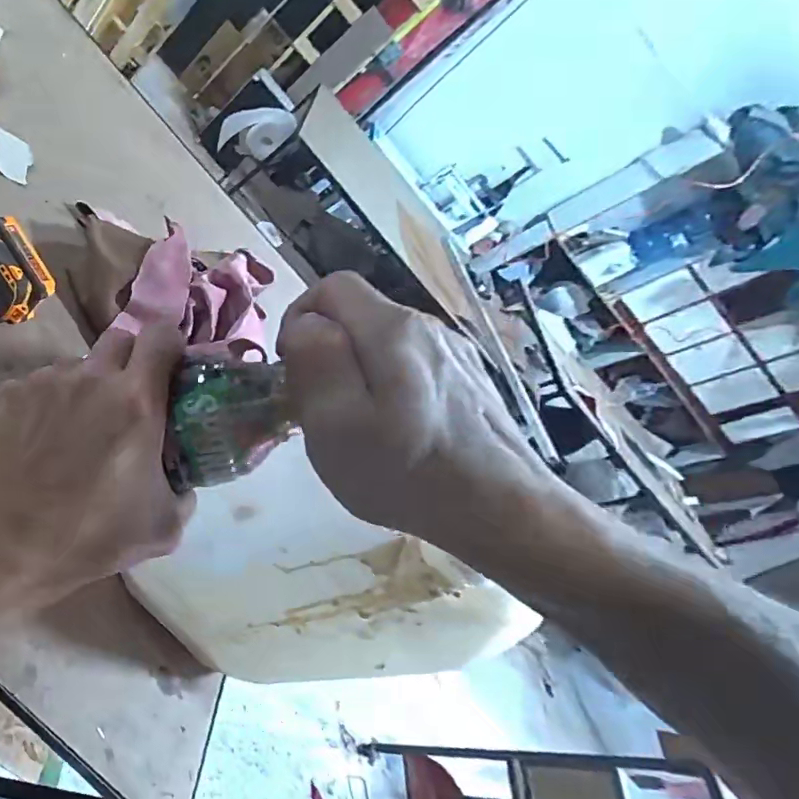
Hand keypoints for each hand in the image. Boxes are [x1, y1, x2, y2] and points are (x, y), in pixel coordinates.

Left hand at [0, 324, 196, 600]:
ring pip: (78, 364)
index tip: (170, 369)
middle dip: (131, 359)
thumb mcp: (164, 525)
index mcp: (136, 400)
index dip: (171, 346)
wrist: (11, 546)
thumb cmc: (93, 537)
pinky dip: (50, 401)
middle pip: (120, 339)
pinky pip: (41, 383)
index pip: (163, 335)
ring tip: (79, 427)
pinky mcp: (10, 394)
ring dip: (88, 384)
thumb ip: (183, 489)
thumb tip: (182, 476)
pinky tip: (43, 438)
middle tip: (129, 397)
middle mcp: (91, 378)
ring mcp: (45, 382)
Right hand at [276, 272, 593, 576]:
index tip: (296, 370)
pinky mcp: (467, 376)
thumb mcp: (337, 425)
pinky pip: (410, 363)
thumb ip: (316, 362)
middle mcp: (426, 327)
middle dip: (327, 349)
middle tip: (322, 406)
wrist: (502, 511)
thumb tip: (306, 323)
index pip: (331, 286)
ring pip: (383, 341)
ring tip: (360, 425)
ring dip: (357, 370)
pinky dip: (389, 384)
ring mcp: (453, 351)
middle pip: (358, 313)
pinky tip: (399, 431)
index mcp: (391, 330)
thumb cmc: (405, 474)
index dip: (300, 319)